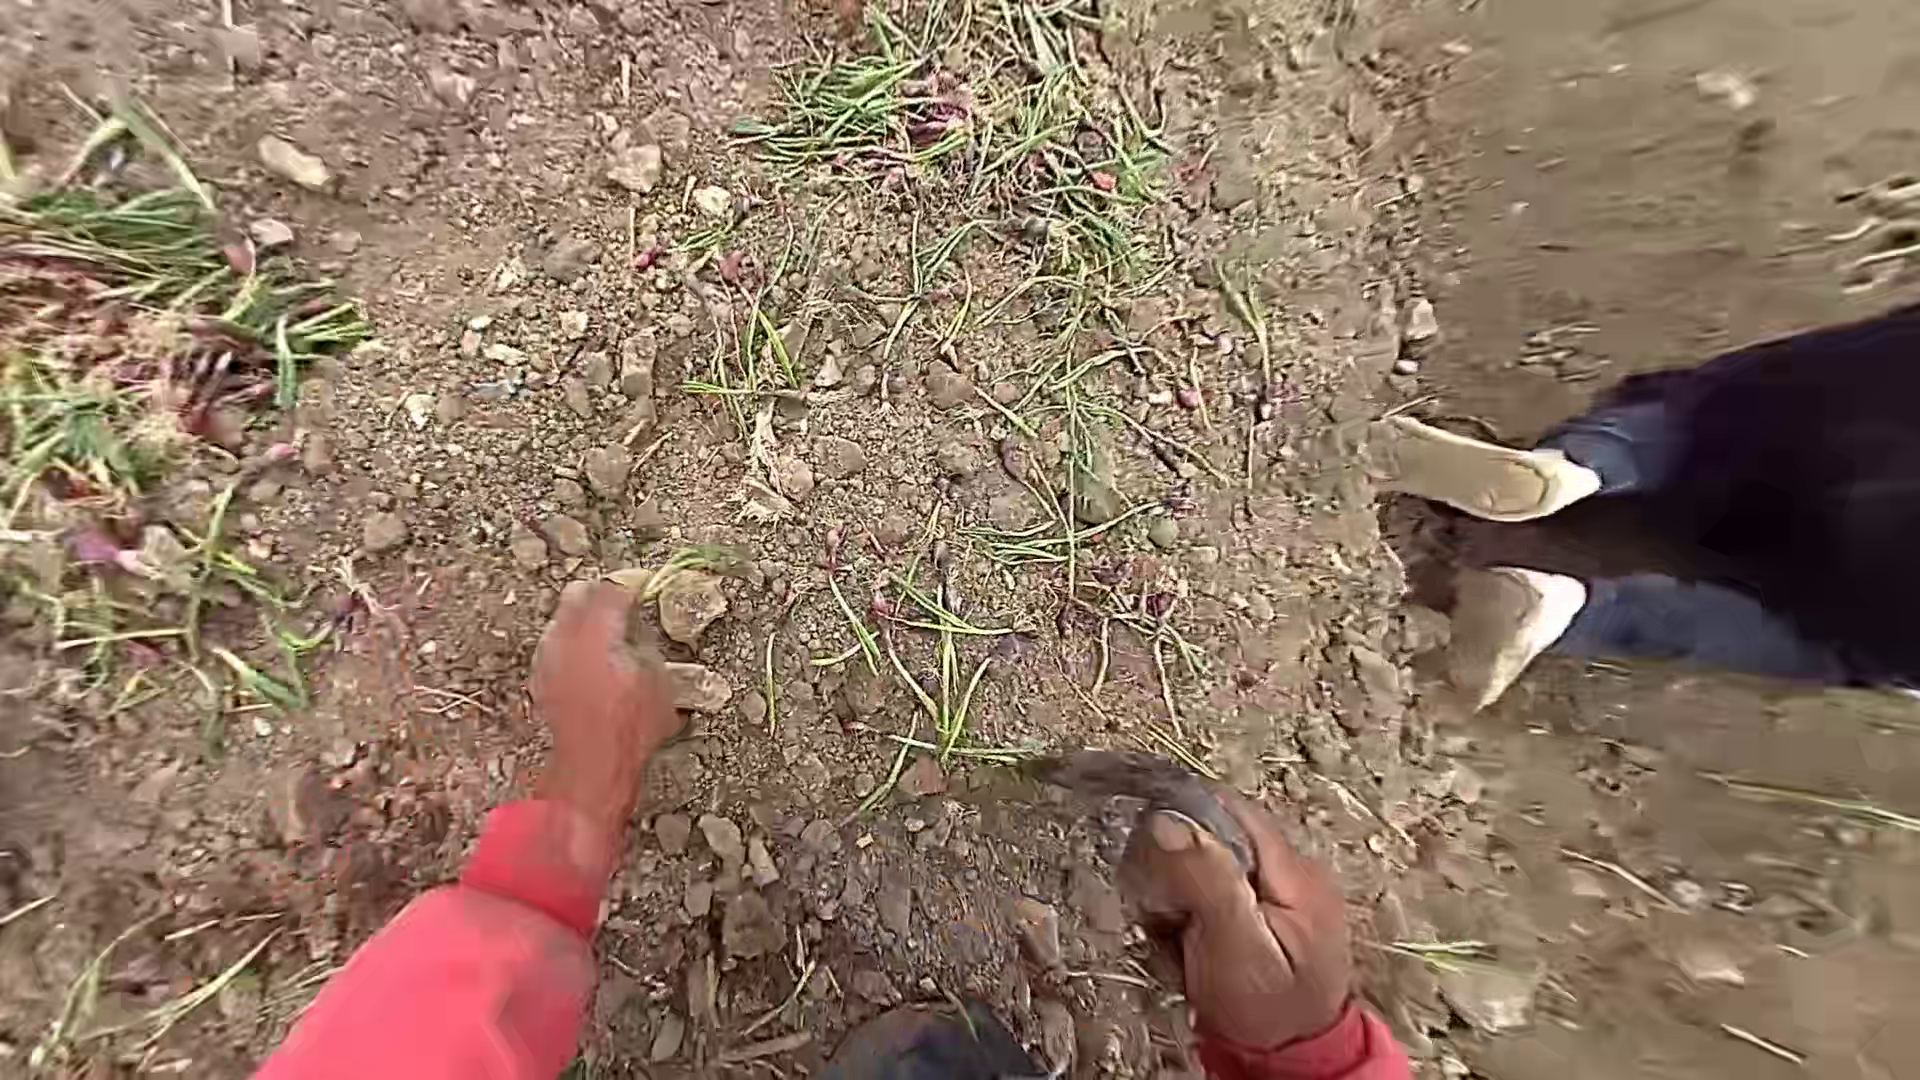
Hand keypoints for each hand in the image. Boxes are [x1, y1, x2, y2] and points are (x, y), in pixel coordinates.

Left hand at [529, 581, 677, 842]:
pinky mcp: (541, 677)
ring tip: (611, 631)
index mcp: (598, 637)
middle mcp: (565, 642)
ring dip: (586, 617)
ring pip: (563, 617)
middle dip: (603, 594)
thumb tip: (636, 623)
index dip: (632, 585)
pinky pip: (557, 642)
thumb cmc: (633, 726)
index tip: (645, 587)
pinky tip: (593, 656)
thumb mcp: (657, 677)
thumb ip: (643, 641)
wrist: (593, 767)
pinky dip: (575, 640)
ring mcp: (548, 659)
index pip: (611, 591)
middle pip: (578, 594)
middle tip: (626, 602)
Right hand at [1120, 797, 1352, 1047]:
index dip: (1182, 816)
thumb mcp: (1236, 947)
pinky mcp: (1254, 900)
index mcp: (1295, 870)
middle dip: (1175, 856)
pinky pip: (1206, 873)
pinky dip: (1184, 893)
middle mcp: (1288, 867)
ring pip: (1203, 849)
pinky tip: (1181, 923)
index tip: (1149, 842)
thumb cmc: (1268, 1013)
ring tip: (1173, 919)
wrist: (1285, 1067)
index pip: (1225, 806)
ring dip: (1176, 877)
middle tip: (1163, 900)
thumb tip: (1167, 821)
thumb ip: (1207, 880)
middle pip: (1212, 827)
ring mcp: (1273, 884)